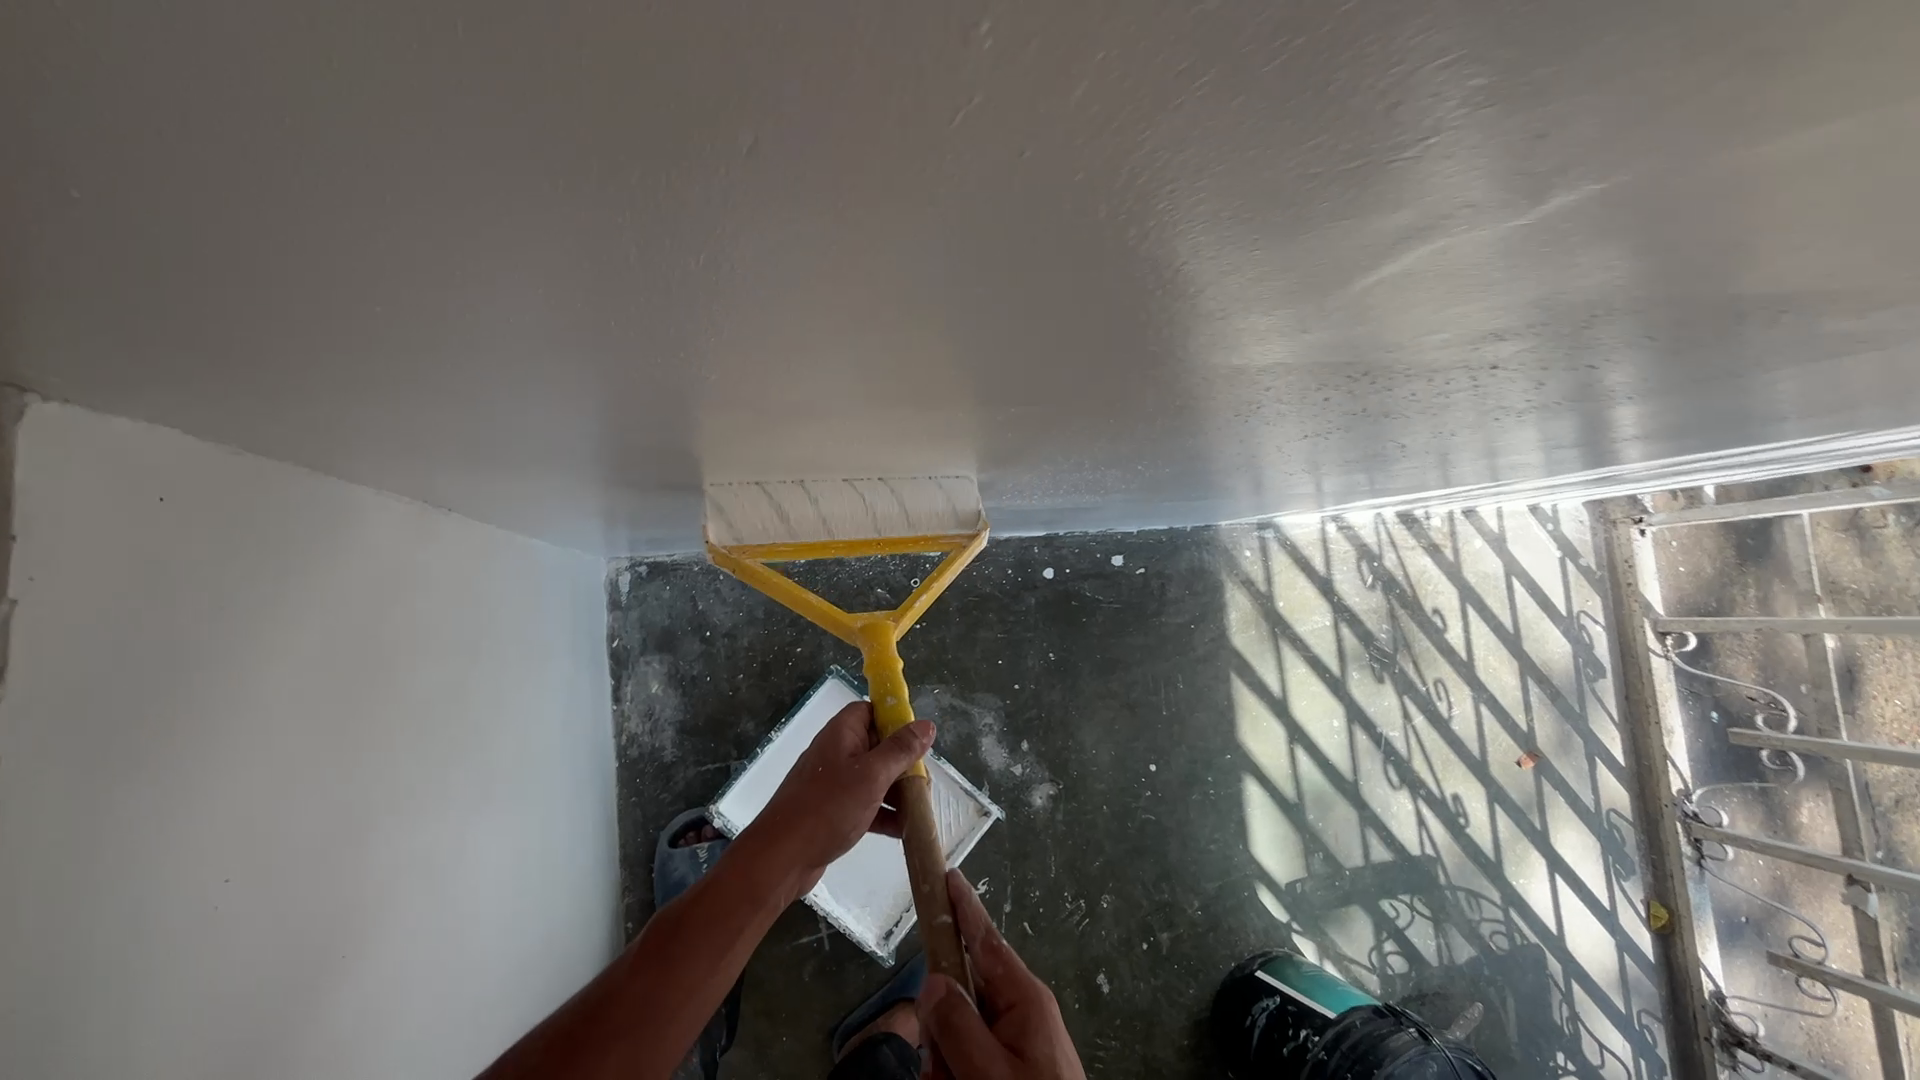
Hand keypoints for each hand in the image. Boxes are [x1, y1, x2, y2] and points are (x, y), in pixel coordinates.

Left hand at [736, 701, 933, 901]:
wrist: (782, 857)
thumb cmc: (828, 808)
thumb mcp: (872, 775)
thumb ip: (900, 750)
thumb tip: (926, 725)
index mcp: (842, 734)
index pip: (870, 711)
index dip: (894, 720)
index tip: (917, 740)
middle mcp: (836, 753)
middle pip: (877, 746)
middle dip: (903, 763)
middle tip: (923, 782)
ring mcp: (833, 784)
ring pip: (873, 778)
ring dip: (897, 791)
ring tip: (920, 808)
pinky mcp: (832, 811)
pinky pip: (865, 804)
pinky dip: (883, 814)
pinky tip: (904, 830)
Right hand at [918, 869, 1085, 1079]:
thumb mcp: (990, 1073)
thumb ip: (957, 1027)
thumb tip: (932, 981)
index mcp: (1023, 997)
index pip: (985, 939)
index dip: (964, 907)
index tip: (948, 874)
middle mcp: (1020, 1010)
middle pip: (961, 992)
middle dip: (940, 1027)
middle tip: (940, 1067)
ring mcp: (1016, 1039)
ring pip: (959, 1029)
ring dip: (945, 1060)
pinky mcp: (1012, 1064)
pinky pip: (970, 1055)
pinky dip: (957, 1072)